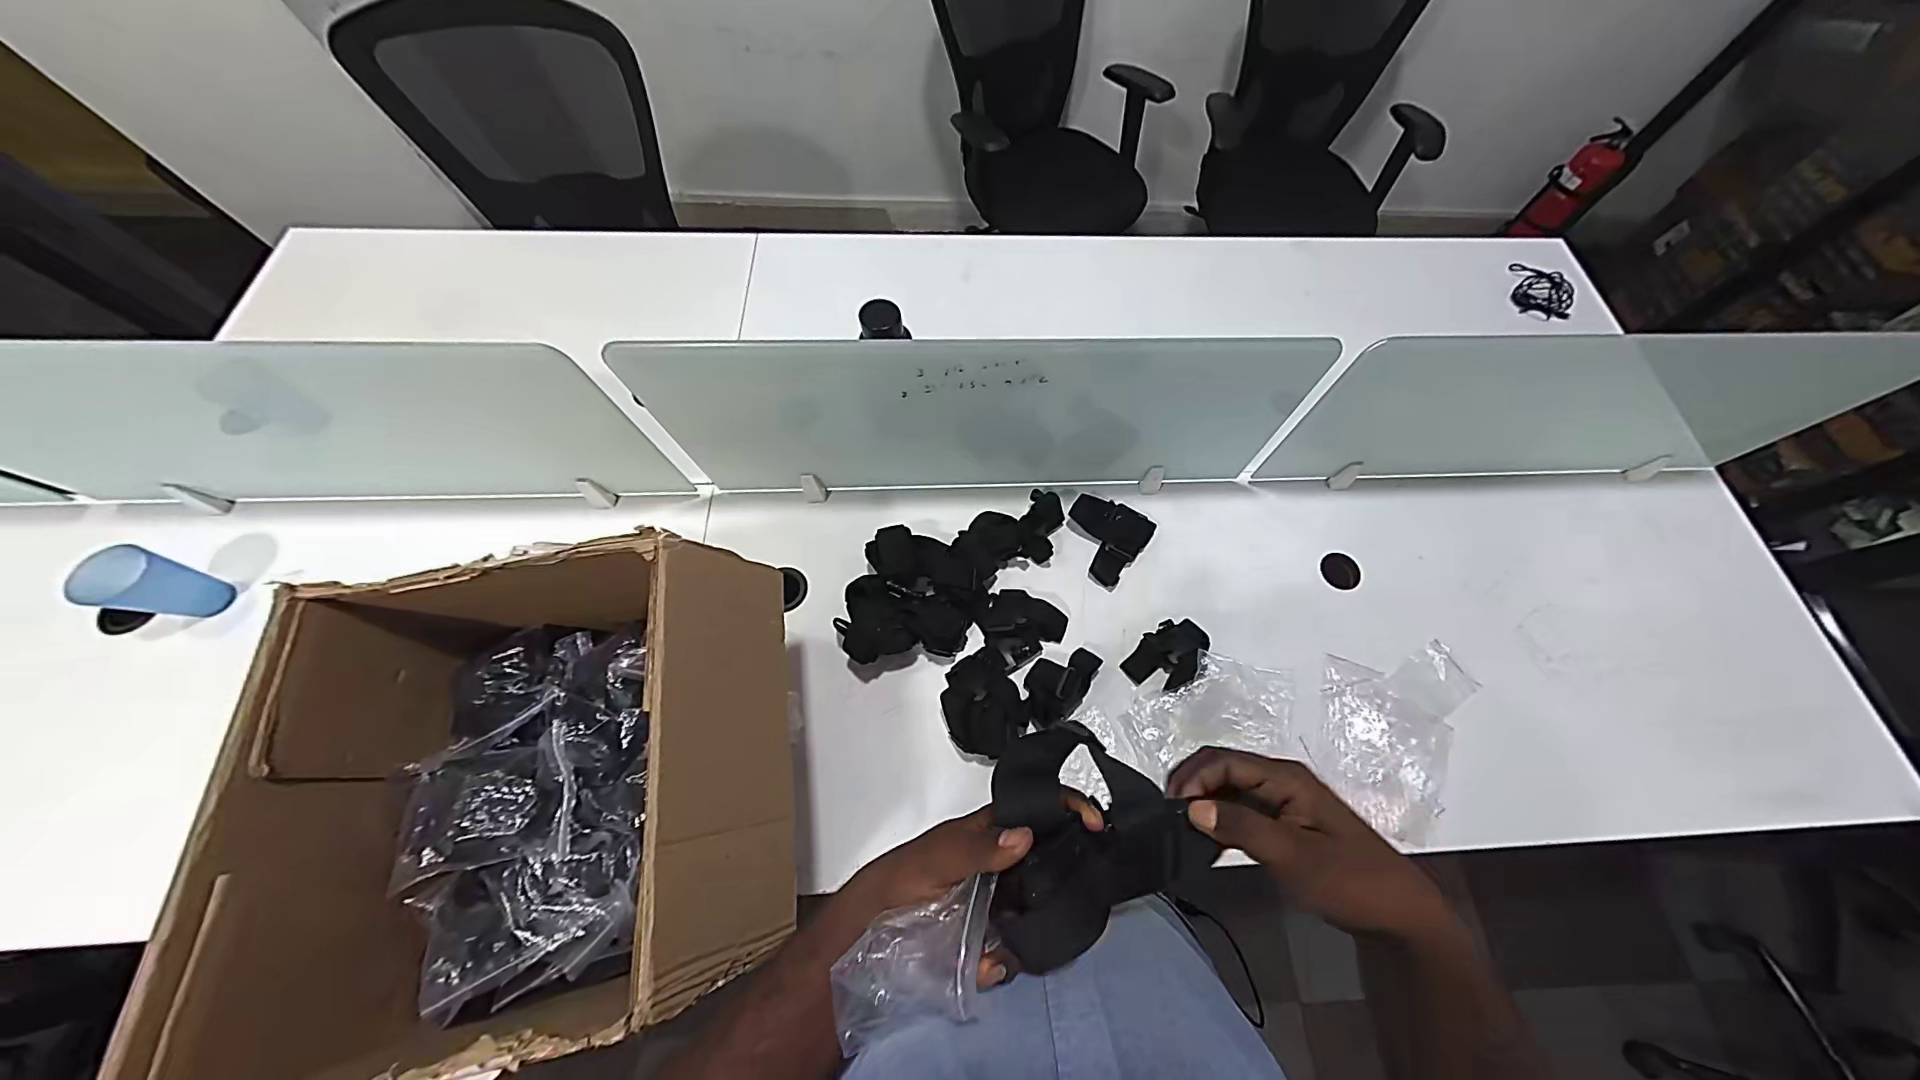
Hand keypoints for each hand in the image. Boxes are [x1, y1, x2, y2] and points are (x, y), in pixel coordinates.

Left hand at [848, 793, 1103, 986]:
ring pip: (1036, 910)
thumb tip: (1024, 834)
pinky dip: (1003, 960)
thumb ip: (979, 846)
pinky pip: (1014, 949)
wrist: (871, 928)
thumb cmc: (903, 877)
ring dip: (1031, 928)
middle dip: (1059, 881)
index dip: (1066, 810)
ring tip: (1003, 939)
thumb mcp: (939, 855)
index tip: (1094, 822)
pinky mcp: (992, 938)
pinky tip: (984, 961)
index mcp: (990, 832)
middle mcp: (1000, 863)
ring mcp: (998, 902)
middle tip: (1056, 898)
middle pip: (1047, 863)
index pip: (1036, 812)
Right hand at [1168, 748, 1459, 943]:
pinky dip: (1220, 817)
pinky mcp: (1285, 821)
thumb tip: (1193, 808)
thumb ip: (1241, 827)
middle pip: (1224, 767)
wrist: (1400, 916)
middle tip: (1171, 814)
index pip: (1225, 761)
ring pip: (1230, 787)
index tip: (1174, 808)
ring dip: (1204, 801)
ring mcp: (1285, 800)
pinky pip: (1241, 808)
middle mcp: (1283, 780)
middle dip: (1193, 784)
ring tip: (1183, 827)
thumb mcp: (1292, 855)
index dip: (1194, 778)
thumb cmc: (1351, 881)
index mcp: (1286, 777)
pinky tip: (1209, 838)